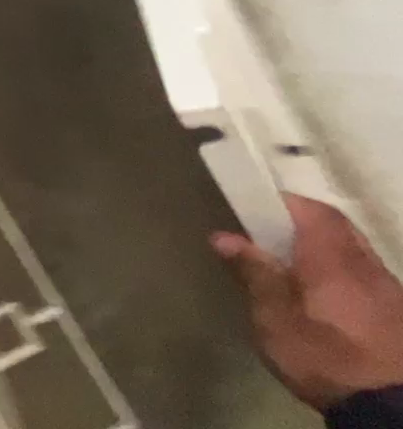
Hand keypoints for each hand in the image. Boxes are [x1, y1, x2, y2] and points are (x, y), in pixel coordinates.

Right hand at [214, 195, 402, 408]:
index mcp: (336, 262)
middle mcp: (371, 271)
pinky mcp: (400, 321)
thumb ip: (254, 273)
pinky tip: (323, 301)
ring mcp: (393, 297)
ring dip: (324, 255)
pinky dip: (342, 279)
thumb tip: (226, 237)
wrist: (393, 413)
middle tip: (267, 238)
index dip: (285, 203)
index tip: (253, 206)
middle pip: (340, 232)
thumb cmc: (324, 356)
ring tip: (291, 272)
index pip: (316, 213)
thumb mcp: (274, 317)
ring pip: (356, 258)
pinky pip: (368, 284)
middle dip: (304, 227)